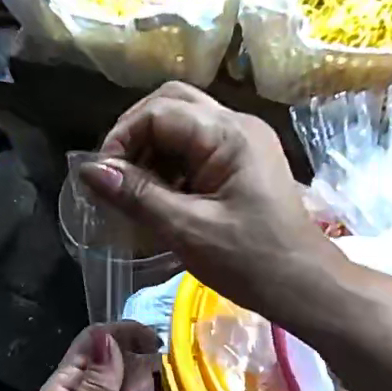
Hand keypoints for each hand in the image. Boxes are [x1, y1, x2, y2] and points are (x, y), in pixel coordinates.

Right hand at [76, 82, 336, 317]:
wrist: (303, 285)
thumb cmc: (249, 260)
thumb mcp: (186, 230)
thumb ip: (136, 196)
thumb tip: (88, 171)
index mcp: (228, 134)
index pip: (159, 111)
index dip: (122, 138)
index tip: (103, 180)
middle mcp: (236, 126)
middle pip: (170, 105)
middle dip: (133, 136)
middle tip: (114, 177)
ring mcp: (241, 144)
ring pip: (180, 126)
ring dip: (149, 152)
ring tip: (133, 193)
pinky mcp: (240, 165)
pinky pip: (193, 150)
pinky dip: (167, 167)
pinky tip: (157, 199)